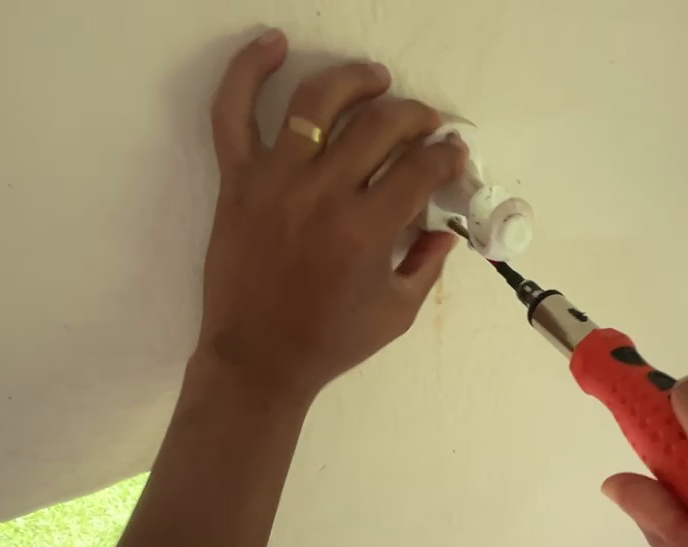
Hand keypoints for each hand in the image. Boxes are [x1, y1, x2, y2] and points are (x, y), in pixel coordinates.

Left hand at [193, 30, 467, 404]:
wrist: (259, 361)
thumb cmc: (330, 343)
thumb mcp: (396, 314)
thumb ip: (426, 267)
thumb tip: (445, 231)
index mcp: (367, 230)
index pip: (422, 169)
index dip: (448, 157)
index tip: (454, 156)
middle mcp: (323, 194)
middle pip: (381, 125)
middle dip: (417, 117)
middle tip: (426, 124)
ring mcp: (275, 181)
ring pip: (317, 101)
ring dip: (355, 79)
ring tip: (376, 78)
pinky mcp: (237, 181)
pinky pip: (233, 111)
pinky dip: (249, 69)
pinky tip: (274, 44)